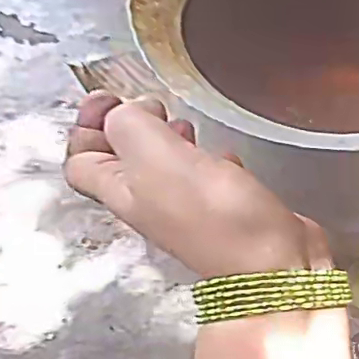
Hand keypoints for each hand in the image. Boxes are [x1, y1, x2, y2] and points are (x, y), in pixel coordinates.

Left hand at [64, 92, 330, 276]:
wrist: (277, 262)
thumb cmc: (216, 213)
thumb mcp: (156, 155)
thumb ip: (130, 124)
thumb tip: (133, 113)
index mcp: (123, 193)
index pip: (81, 158)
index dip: (88, 123)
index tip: (113, 96)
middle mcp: (153, 204)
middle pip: (126, 162)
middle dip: (134, 128)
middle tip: (156, 106)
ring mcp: (194, 212)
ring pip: (169, 169)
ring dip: (173, 142)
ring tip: (189, 125)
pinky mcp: (232, 213)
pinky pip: (211, 180)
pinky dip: (213, 161)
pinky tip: (229, 156)